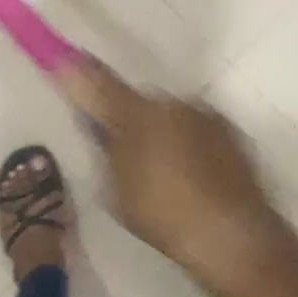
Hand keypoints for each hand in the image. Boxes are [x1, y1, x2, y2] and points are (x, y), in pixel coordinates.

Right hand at [60, 62, 291, 294]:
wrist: (232, 236)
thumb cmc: (164, 215)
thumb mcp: (117, 188)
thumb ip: (105, 145)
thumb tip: (93, 117)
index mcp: (141, 114)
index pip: (101, 85)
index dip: (80, 73)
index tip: (62, 59)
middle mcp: (177, 104)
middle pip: (142, 103)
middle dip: (130, 119)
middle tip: (121, 152)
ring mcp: (210, 118)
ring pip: (173, 118)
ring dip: (163, 134)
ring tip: (161, 174)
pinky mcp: (235, 136)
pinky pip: (199, 133)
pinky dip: (189, 146)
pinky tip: (189, 178)